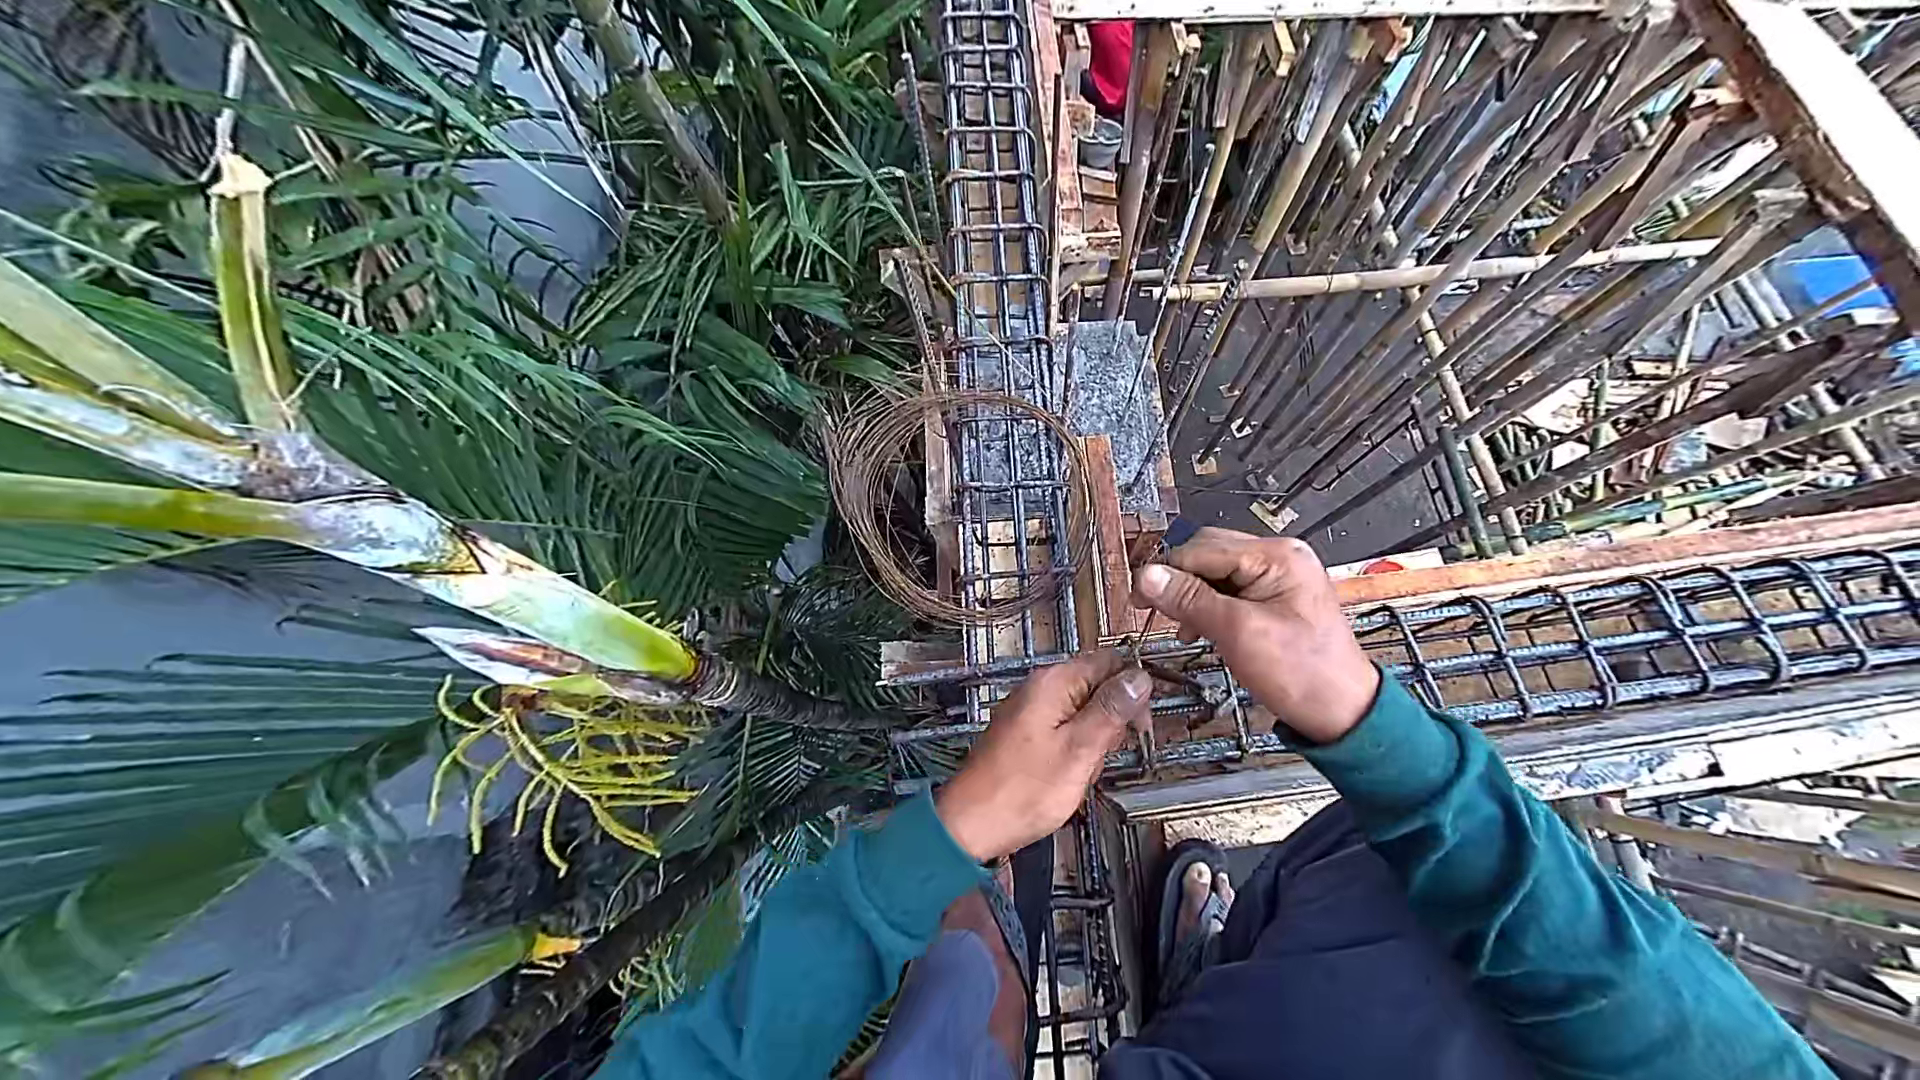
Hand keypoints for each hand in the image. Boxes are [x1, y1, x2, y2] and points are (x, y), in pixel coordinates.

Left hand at [935, 650, 1150, 860]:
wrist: (974, 823)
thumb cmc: (1020, 791)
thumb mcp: (1079, 749)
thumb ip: (1111, 710)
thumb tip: (1139, 677)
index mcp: (1053, 683)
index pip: (1109, 662)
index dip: (1133, 690)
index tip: (1140, 723)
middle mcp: (1041, 689)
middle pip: (1098, 689)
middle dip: (1109, 726)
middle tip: (1098, 755)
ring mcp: (1034, 711)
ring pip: (1086, 716)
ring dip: (1092, 746)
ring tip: (1076, 771)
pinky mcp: (1030, 733)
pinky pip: (1068, 735)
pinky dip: (1075, 755)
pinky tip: (1064, 776)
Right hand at [1131, 529, 1378, 744]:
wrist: (1341, 713)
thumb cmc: (1304, 674)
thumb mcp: (1237, 632)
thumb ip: (1189, 599)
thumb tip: (1148, 577)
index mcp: (1277, 556)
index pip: (1201, 549)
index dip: (1165, 573)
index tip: (1139, 597)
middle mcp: (1279, 558)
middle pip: (1206, 554)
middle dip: (1179, 582)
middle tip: (1156, 610)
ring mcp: (1277, 577)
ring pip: (1213, 572)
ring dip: (1191, 596)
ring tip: (1185, 626)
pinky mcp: (1273, 597)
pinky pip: (1227, 589)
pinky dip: (1207, 605)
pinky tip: (1200, 627)